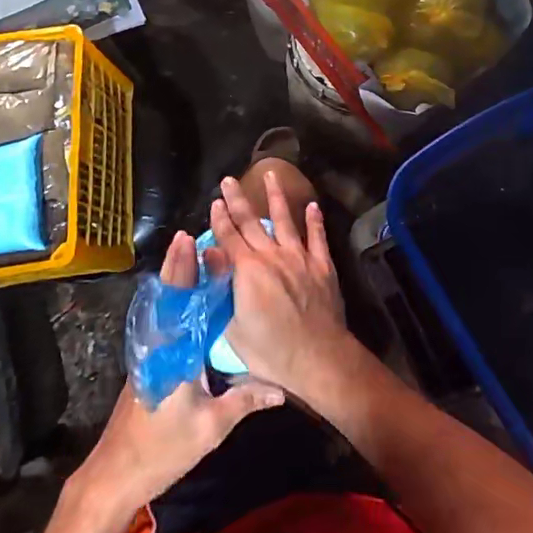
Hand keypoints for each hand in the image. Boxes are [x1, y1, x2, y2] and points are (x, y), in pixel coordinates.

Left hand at [72, 231, 283, 512]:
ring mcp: (148, 355)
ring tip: (185, 255)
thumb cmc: (162, 449)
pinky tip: (184, 300)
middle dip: (175, 264)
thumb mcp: (211, 428)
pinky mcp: (147, 365)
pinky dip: (170, 301)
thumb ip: (245, 401)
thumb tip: (281, 389)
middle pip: (165, 297)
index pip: (183, 303)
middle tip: (186, 235)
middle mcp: (157, 346)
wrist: (115, 475)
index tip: (198, 243)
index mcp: (173, 353)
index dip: (189, 272)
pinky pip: (160, 322)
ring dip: (170, 279)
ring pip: (159, 308)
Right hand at [212, 172, 358, 401]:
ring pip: (285, 220)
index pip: (228, 237)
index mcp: (246, 270)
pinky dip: (315, 221)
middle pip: (251, 222)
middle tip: (228, 180)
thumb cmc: (269, 351)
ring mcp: (300, 258)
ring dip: (276, 196)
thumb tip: (210, 260)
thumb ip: (220, 291)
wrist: (318, 357)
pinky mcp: (322, 266)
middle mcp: (272, 256)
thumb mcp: (231, 329)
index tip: (214, 201)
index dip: (219, 218)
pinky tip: (312, 206)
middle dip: (238, 200)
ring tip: (271, 174)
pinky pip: (317, 237)